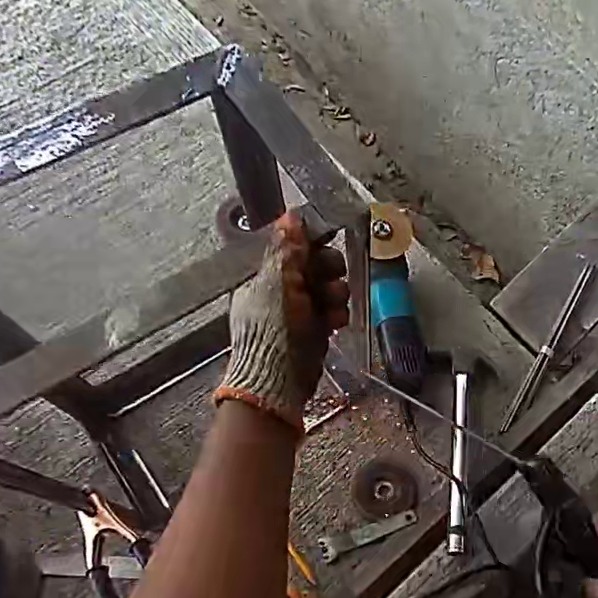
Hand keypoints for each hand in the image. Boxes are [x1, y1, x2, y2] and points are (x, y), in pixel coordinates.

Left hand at [215, 211, 349, 430]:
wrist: (278, 381)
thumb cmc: (273, 330)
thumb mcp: (278, 283)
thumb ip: (286, 249)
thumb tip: (290, 215)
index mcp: (262, 274)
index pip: (291, 245)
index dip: (310, 242)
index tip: (325, 242)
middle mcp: (278, 289)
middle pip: (313, 264)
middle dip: (328, 269)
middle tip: (333, 276)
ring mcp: (296, 311)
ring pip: (326, 288)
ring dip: (335, 293)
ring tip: (333, 307)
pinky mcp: (312, 331)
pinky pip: (330, 312)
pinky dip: (336, 315)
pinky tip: (335, 323)